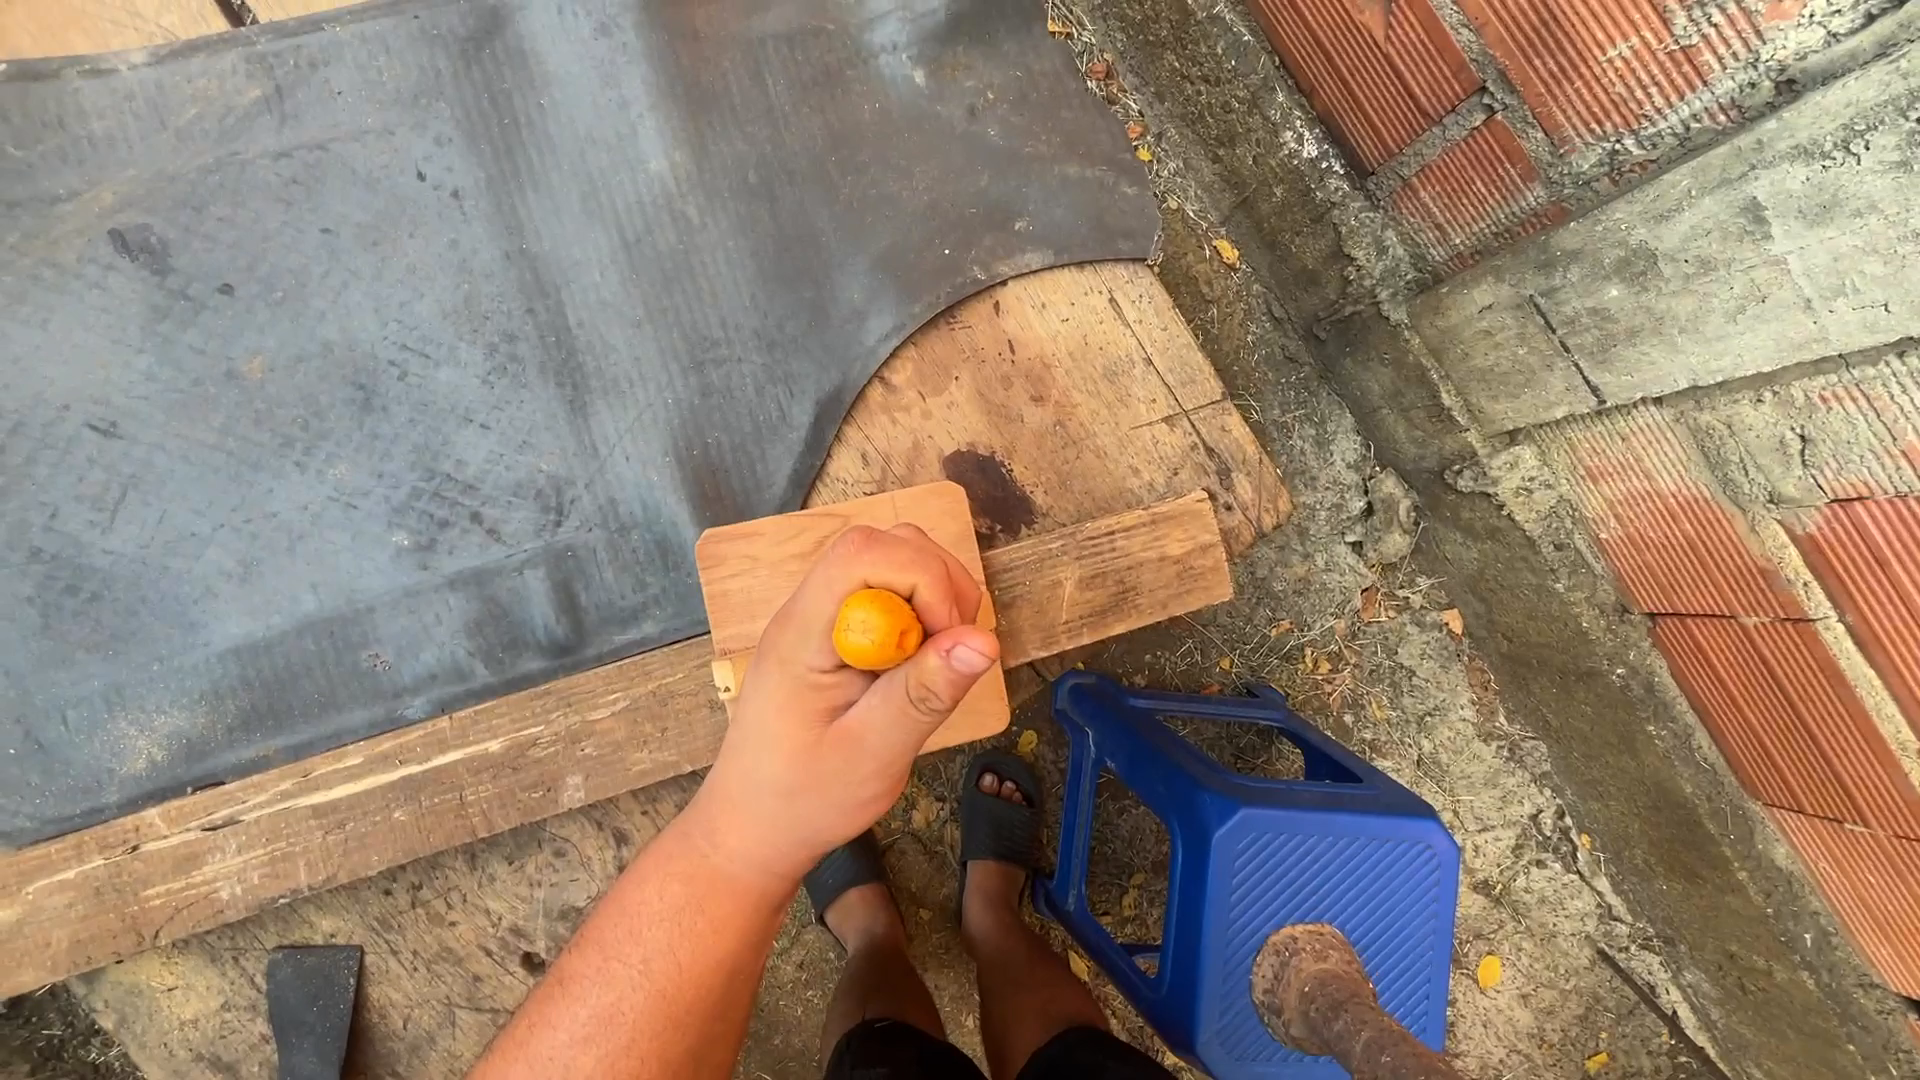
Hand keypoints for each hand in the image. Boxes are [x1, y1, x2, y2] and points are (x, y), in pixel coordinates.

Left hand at [686, 523, 1000, 886]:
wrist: (755, 826)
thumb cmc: (804, 799)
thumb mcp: (872, 756)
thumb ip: (924, 695)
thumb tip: (985, 641)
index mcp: (805, 630)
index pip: (863, 553)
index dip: (923, 579)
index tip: (947, 642)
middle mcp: (811, 608)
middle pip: (885, 545)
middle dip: (939, 584)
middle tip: (951, 654)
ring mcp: (823, 618)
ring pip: (894, 561)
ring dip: (937, 597)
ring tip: (939, 663)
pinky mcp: (838, 634)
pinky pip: (890, 594)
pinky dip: (925, 615)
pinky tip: (923, 666)